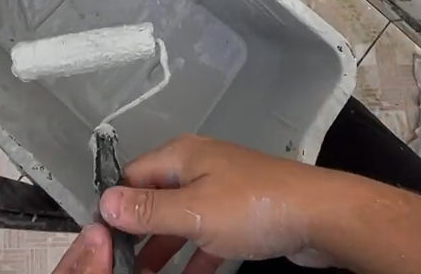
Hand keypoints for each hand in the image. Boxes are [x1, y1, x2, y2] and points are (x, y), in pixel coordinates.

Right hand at [51, 135, 349, 273]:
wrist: (317, 215)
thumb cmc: (251, 207)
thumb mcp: (195, 212)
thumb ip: (150, 210)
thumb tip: (104, 201)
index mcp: (181, 157)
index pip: (134, 176)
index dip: (116, 206)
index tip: (103, 243)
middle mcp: (197, 168)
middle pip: (155, 199)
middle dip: (138, 234)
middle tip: (122, 268)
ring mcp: (220, 190)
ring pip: (180, 221)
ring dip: (163, 251)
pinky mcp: (239, 214)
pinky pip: (206, 236)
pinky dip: (193, 257)